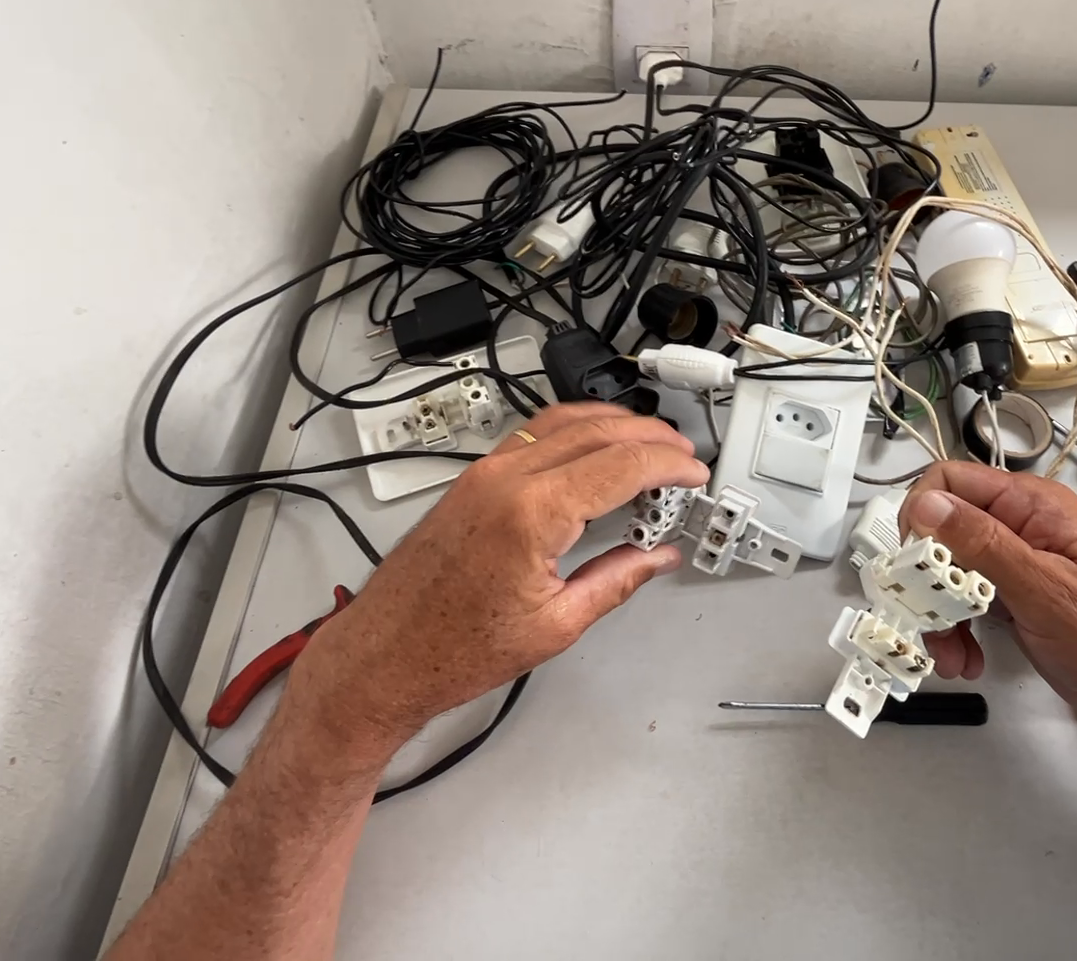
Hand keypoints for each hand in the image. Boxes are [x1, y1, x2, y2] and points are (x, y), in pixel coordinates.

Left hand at [287, 403, 708, 745]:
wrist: (382, 656)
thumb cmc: (450, 649)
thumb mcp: (555, 625)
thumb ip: (617, 580)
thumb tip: (656, 557)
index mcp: (532, 514)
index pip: (622, 464)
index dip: (670, 464)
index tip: (693, 473)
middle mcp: (506, 479)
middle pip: (598, 431)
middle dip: (651, 437)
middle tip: (682, 456)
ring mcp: (485, 472)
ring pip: (565, 420)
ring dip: (615, 424)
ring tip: (648, 444)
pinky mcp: (473, 479)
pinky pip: (534, 433)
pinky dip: (576, 429)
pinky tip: (594, 445)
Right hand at [899, 461, 1076, 727]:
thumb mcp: (1044, 589)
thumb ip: (983, 543)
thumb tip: (927, 505)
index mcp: (1030, 506)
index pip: (951, 481)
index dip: (922, 514)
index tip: (915, 560)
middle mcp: (1017, 525)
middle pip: (941, 530)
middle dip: (926, 576)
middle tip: (927, 614)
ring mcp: (1012, 561)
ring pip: (945, 570)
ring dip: (938, 612)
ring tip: (949, 653)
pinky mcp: (1009, 595)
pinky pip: (962, 599)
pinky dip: (955, 629)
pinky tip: (965, 658)